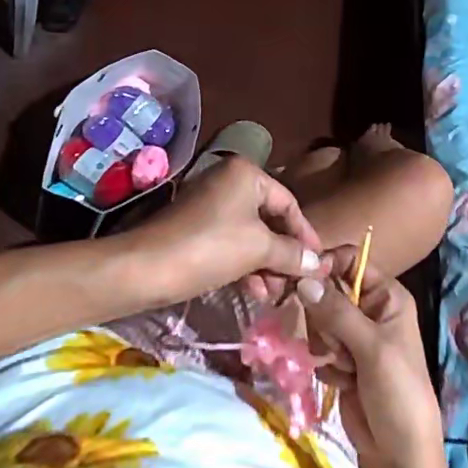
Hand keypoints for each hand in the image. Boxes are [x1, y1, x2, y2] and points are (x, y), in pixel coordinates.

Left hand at [127, 156, 326, 305]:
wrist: (148, 266)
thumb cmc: (210, 247)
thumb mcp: (259, 249)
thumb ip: (292, 253)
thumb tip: (318, 263)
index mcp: (246, 173)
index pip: (289, 203)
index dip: (306, 235)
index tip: (319, 265)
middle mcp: (229, 180)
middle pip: (270, 218)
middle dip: (284, 253)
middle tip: (294, 285)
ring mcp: (211, 202)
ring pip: (251, 233)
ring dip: (266, 263)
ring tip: (271, 294)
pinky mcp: (197, 226)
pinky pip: (232, 241)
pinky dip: (245, 263)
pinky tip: (252, 290)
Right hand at [297, 248, 444, 467]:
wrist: (399, 456)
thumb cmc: (397, 392)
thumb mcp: (372, 348)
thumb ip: (337, 311)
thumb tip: (303, 280)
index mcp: (388, 296)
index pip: (351, 260)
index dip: (327, 265)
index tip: (304, 280)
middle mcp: (371, 309)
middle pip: (329, 289)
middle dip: (325, 316)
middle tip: (335, 342)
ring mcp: (355, 336)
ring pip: (320, 318)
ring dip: (325, 342)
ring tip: (343, 366)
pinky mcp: (342, 359)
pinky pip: (318, 344)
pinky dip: (324, 361)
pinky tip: (340, 380)